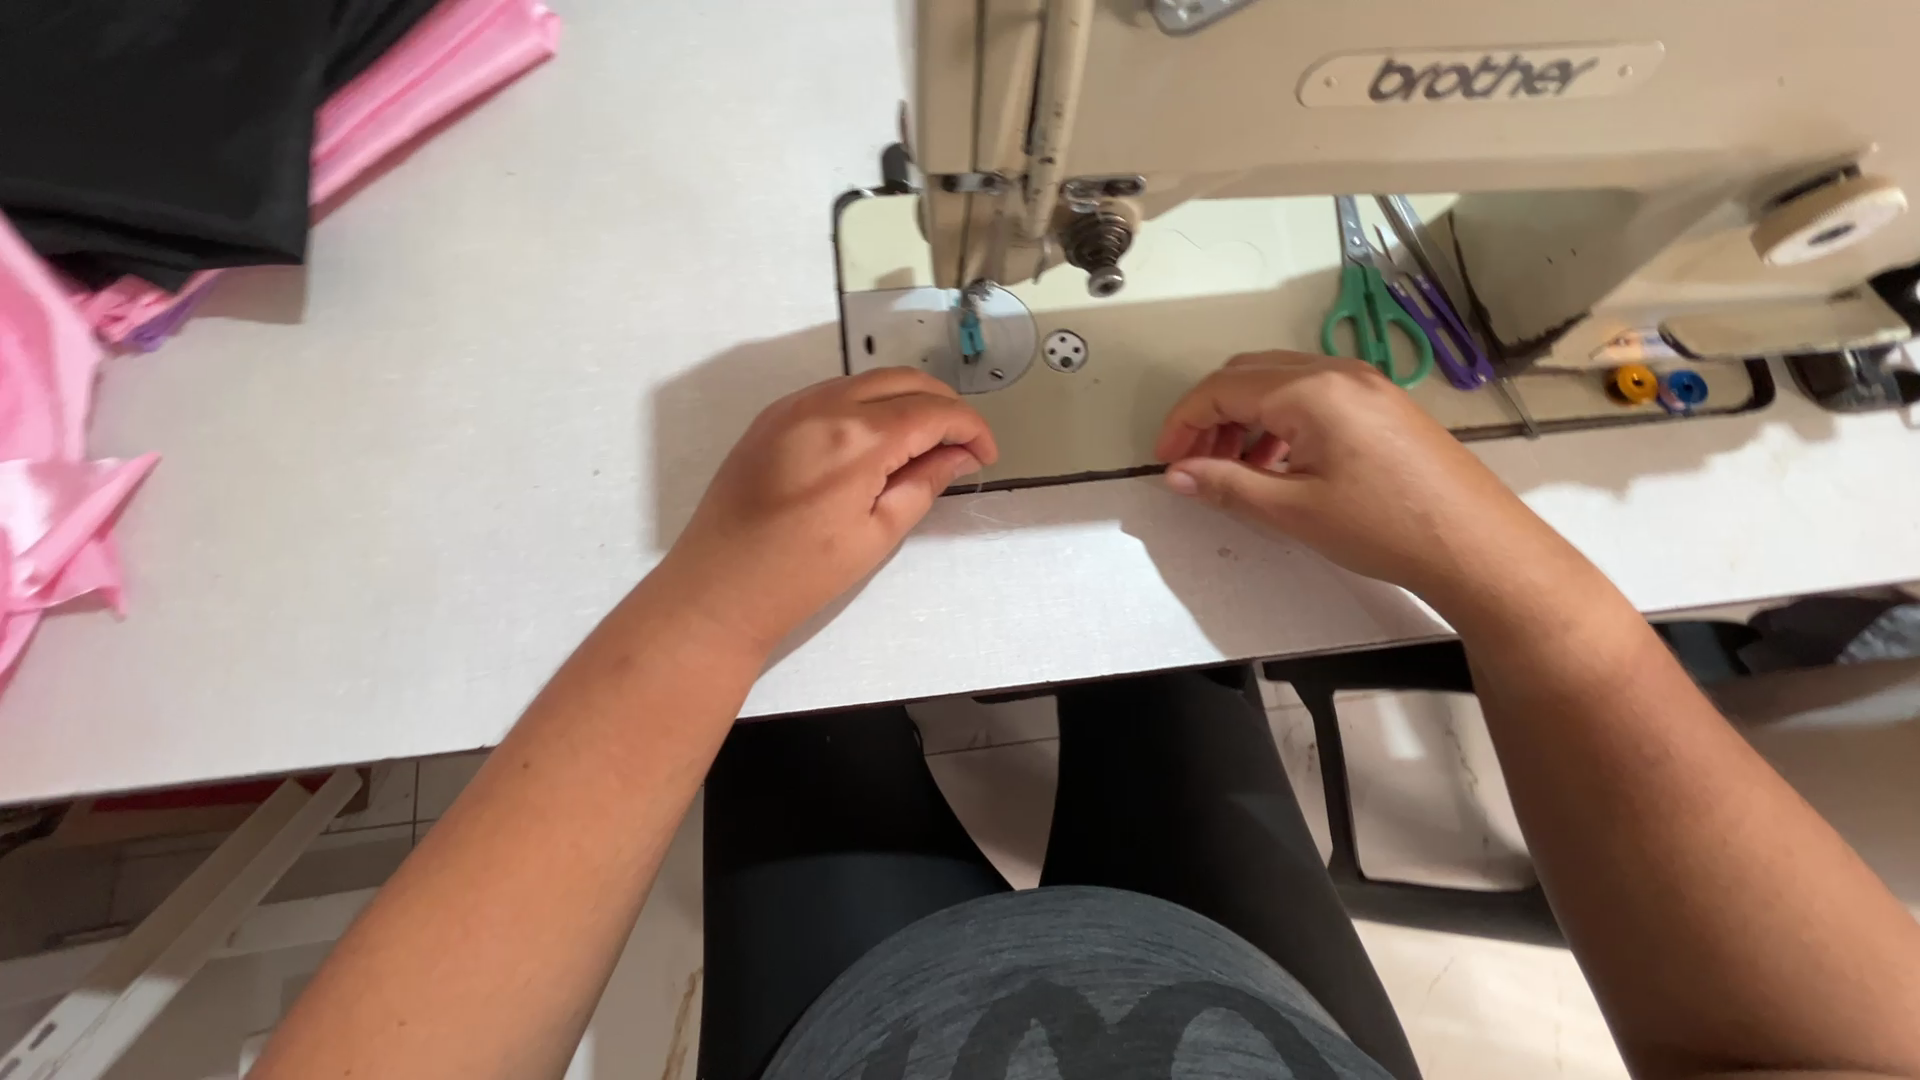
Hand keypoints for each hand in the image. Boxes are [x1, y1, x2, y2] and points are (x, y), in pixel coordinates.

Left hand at [653, 369, 996, 653]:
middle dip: (943, 406)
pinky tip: (876, 441)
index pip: (932, 411)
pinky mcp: (771, 417)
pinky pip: (833, 392)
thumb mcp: (878, 534)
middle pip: (903, 381)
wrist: (718, 589)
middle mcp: (824, 405)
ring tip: (923, 445)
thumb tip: (959, 454)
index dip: (970, 428)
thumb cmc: (803, 575)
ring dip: (906, 401)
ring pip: (867, 381)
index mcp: (857, 438)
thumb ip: (924, 483)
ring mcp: (791, 406)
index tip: (986, 455)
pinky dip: (867, 404)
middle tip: (961, 446)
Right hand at [1154, 352, 1565, 605]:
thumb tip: (1175, 475)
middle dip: (1209, 415)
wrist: (1475, 545)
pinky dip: (1277, 419)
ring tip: (1230, 468)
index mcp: (1311, 391)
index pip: (1222, 389)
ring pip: (1279, 382)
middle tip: (1193, 462)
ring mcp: (1364, 383)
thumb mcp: (1291, 510)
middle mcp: (1337, 372)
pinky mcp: (1381, 402)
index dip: (1182, 423)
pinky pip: (1311, 394)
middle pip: (1248, 374)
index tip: (1164, 461)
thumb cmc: (1381, 527)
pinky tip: (1276, 462)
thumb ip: (1225, 485)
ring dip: (1242, 417)